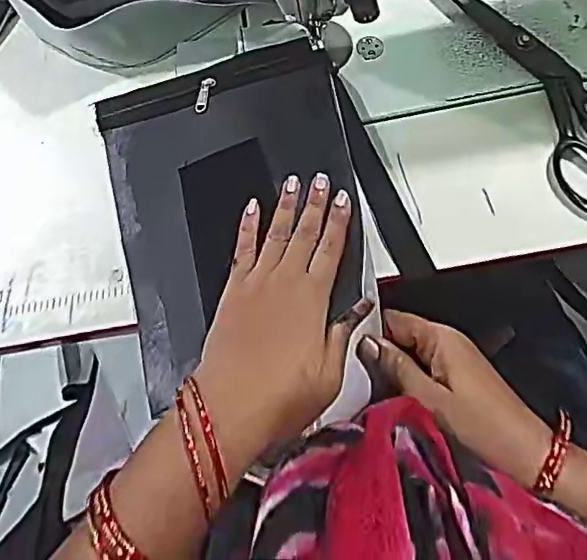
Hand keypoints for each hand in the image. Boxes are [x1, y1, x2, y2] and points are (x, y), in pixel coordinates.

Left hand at [193, 173, 369, 471]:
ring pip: (275, 233)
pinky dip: (247, 225)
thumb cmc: (280, 397)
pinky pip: (242, 248)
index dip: (339, 222)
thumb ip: (342, 336)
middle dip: (315, 204)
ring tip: (292, 183)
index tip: (343, 201)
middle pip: (304, 233)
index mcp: (312, 301)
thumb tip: (356, 311)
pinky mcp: (233, 289)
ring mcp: (257, 282)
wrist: (230, 405)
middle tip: (320, 180)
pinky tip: (252, 208)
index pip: (331, 250)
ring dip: (285, 206)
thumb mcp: (328, 376)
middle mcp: (285, 283)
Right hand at [361, 310, 551, 483]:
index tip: (355, 352)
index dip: (372, 332)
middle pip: (401, 335)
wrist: (530, 455)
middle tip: (368, 379)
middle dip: (384, 354)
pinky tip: (407, 399)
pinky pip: (425, 368)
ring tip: (386, 392)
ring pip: (411, 353)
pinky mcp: (459, 375)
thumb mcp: (431, 399)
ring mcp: (455, 358)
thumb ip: (397, 368)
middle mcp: (448, 340)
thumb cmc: (488, 428)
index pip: (393, 318)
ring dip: (398, 371)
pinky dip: (413, 381)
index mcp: (441, 336)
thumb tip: (370, 345)